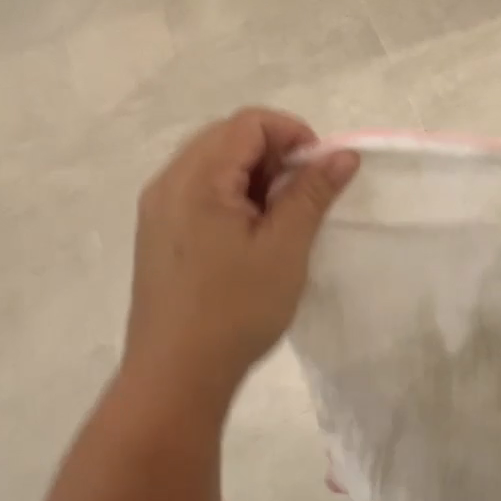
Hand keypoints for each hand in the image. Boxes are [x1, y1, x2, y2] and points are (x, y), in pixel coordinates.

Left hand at [122, 108, 358, 406]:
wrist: (174, 378)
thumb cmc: (235, 309)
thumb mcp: (286, 247)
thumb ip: (313, 192)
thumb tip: (342, 153)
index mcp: (196, 180)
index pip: (248, 123)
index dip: (293, 134)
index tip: (320, 171)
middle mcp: (169, 183)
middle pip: (228, 136)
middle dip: (276, 152)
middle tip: (304, 193)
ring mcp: (159, 209)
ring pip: (215, 162)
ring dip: (257, 174)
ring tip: (282, 216)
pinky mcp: (159, 233)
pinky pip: (201, 189)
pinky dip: (235, 194)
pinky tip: (253, 233)